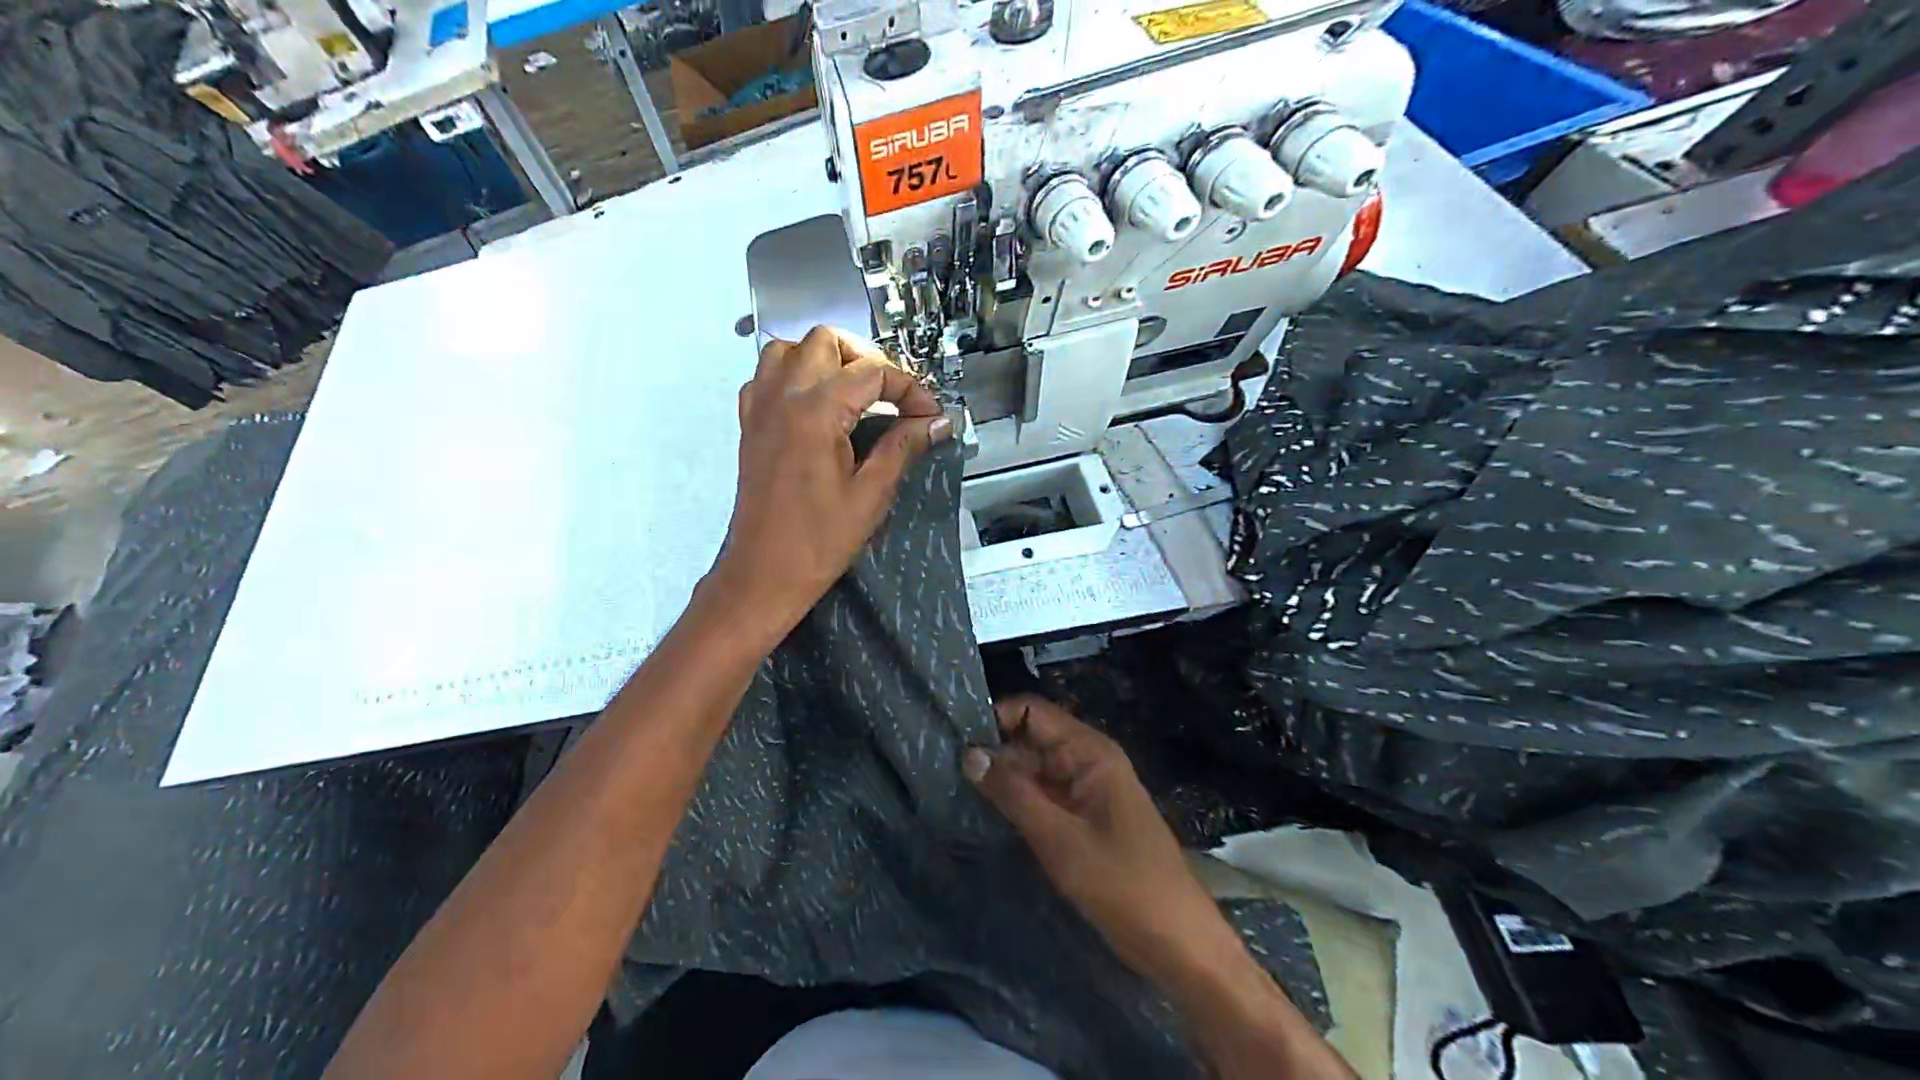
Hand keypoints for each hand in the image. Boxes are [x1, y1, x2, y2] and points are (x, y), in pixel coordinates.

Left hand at [707, 325, 949, 632]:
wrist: (764, 573)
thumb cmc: (816, 543)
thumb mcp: (871, 495)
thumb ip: (903, 447)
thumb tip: (934, 423)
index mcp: (814, 413)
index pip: (871, 372)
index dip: (908, 387)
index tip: (927, 413)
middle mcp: (781, 399)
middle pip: (828, 342)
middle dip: (868, 360)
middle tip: (893, 395)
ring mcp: (760, 409)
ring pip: (791, 349)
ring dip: (827, 359)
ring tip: (855, 392)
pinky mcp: (750, 425)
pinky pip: (768, 376)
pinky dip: (795, 376)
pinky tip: (818, 405)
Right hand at [963, 694, 1241, 988]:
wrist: (1177, 941)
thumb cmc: (1122, 883)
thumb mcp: (1059, 838)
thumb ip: (1012, 792)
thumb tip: (968, 752)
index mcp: (1089, 751)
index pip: (1031, 711)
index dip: (993, 717)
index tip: (951, 736)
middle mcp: (1085, 761)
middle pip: (1029, 739)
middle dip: (991, 750)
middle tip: (941, 766)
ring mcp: (1084, 791)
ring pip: (1032, 769)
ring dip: (1000, 777)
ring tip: (950, 785)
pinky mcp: (1081, 820)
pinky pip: (1041, 796)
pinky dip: (1015, 801)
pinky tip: (981, 810)